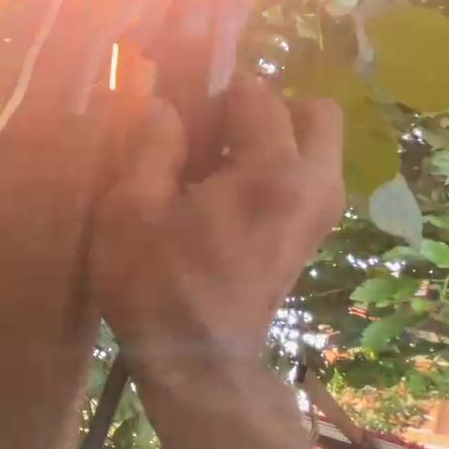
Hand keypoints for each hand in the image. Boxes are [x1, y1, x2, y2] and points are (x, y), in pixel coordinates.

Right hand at [89, 83, 344, 385]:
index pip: (258, 98)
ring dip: (272, 141)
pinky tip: (222, 199)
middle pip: (313, 114)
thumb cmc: (152, 280)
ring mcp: (320, 212)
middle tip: (207, 134)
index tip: (175, 108)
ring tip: (210, 168)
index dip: (214, 94)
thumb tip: (160, 106)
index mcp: (269, 170)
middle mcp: (314, 182)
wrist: (194, 354)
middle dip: (263, 110)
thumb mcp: (129, 210)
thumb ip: (149, 149)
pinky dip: (275, 171)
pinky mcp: (311, 235)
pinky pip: (308, 178)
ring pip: (316, 147)